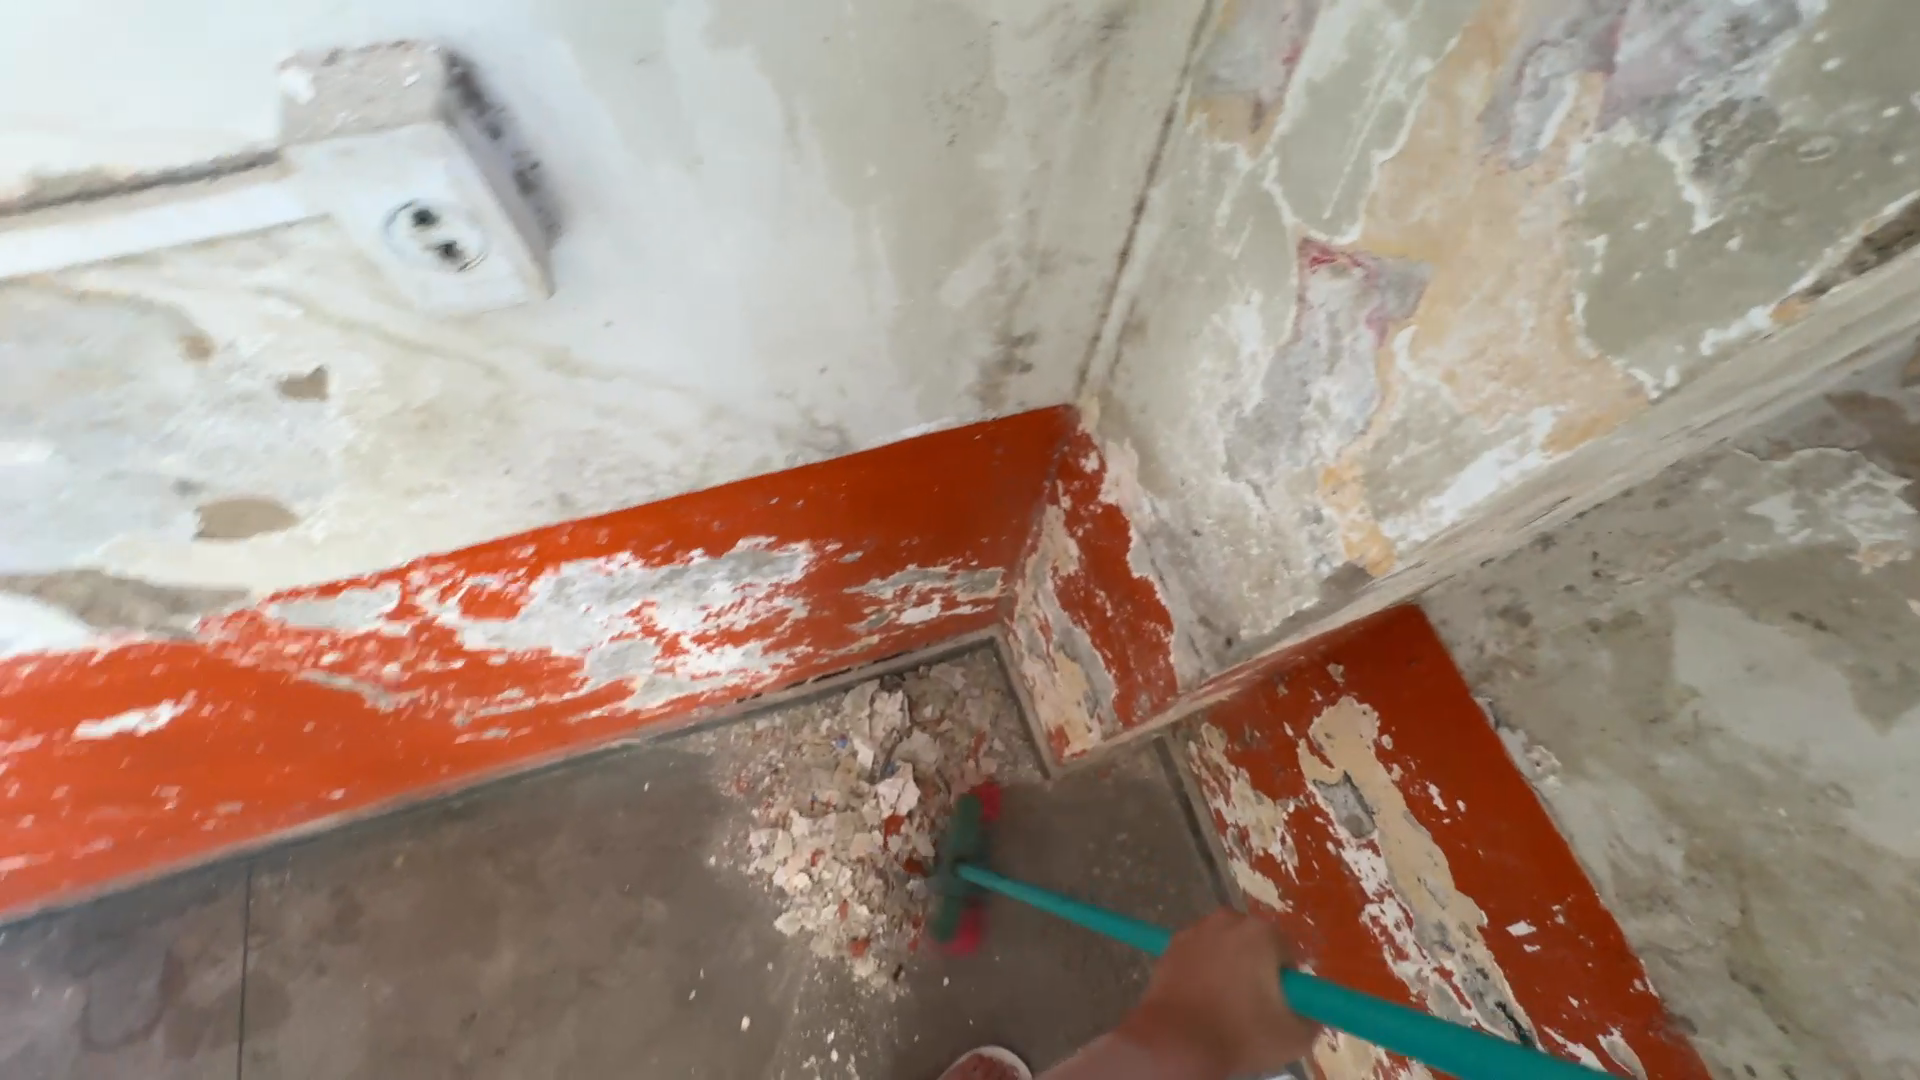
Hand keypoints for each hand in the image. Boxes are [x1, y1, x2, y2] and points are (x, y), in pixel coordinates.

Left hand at [1116, 910, 1320, 1077]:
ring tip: (1227, 1004)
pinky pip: (1199, 954)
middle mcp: (1226, 919)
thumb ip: (1312, 1018)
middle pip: (1253, 944)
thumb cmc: (1242, 1033)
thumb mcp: (1296, 1037)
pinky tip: (1203, 998)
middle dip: (1258, 968)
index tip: (1281, 1006)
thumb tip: (1307, 1010)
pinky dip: (1204, 969)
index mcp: (1260, 932)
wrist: (1179, 1040)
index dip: (1287, 981)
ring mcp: (1194, 929)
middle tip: (1256, 1006)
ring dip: (1229, 966)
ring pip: (1224, 946)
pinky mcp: (1171, 944)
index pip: (1286, 952)